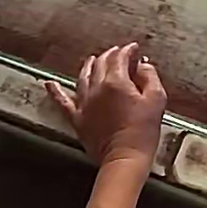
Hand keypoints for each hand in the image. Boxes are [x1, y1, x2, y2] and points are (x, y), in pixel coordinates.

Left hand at [45, 43, 166, 174]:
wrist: (125, 159)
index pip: (120, 57)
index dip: (128, 50)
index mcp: (116, 82)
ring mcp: (85, 103)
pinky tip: (49, 84)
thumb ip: (150, 77)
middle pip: (101, 64)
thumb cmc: (143, 131)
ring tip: (93, 59)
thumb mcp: (156, 99)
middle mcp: (97, 89)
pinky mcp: (78, 119)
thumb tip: (143, 65)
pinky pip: (62, 102)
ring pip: (84, 77)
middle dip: (111, 55)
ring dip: (90, 65)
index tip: (134, 49)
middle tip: (119, 53)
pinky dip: (55, 92)